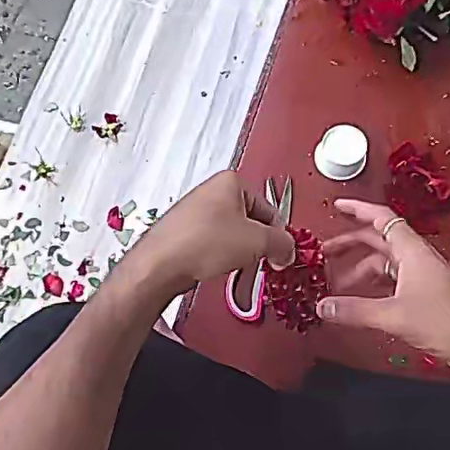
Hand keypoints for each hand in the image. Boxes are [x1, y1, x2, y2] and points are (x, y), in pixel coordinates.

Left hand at [122, 171, 294, 297]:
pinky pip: (212, 243)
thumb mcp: (257, 241)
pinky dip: (218, 256)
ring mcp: (195, 211)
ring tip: (233, 265)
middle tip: (259, 262)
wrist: (160, 265)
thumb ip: (282, 243)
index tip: (280, 254)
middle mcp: (211, 191)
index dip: (278, 235)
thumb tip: (288, 250)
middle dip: (257, 244)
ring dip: (238, 252)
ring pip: (231, 234)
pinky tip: (214, 267)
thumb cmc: (205, 243)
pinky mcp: (183, 231)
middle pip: (250, 221)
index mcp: (231, 182)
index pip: (269, 210)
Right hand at [319, 200, 449, 374]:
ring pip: (385, 263)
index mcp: (412, 251)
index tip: (338, 206)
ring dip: (361, 269)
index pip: (382, 218)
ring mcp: (423, 275)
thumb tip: (323, 306)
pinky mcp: (426, 293)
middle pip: (379, 240)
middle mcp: (417, 258)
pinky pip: (393, 280)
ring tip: (337, 284)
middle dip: (351, 243)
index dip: (359, 209)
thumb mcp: (394, 316)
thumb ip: (355, 310)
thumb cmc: (446, 323)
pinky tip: (361, 298)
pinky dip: (374, 285)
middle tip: (326, 252)